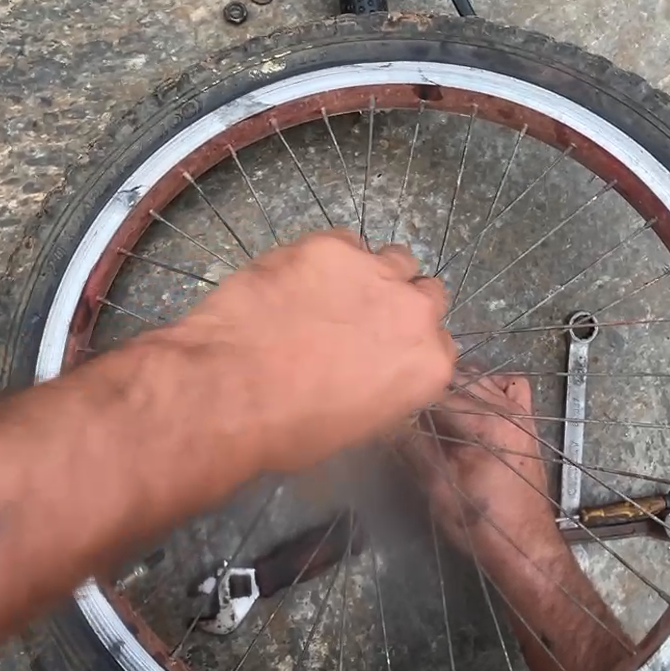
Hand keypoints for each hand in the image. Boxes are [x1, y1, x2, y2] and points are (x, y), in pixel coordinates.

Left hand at [155, 231, 454, 473]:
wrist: (231, 390)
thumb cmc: (290, 429)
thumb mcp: (354, 428)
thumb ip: (383, 390)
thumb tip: (370, 376)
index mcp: (429, 365)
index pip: (438, 344)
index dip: (407, 346)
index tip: (382, 352)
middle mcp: (415, 313)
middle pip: (425, 293)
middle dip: (398, 304)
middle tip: (358, 321)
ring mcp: (374, 271)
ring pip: (393, 258)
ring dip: (370, 274)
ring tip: (329, 293)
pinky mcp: (329, 246)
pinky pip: (343, 242)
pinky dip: (327, 258)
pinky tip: (296, 278)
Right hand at [406, 373, 574, 594]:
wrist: (525, 545)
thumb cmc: (480, 522)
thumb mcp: (437, 486)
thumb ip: (412, 445)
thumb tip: (385, 420)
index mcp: (485, 423)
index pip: (437, 392)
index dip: (408, 397)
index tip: (389, 404)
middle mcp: (505, 409)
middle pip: (457, 378)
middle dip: (427, 387)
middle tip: (404, 405)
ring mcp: (519, 412)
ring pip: (479, 378)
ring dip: (452, 384)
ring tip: (430, 405)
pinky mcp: (526, 421)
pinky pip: (508, 386)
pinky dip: (488, 385)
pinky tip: (470, 403)